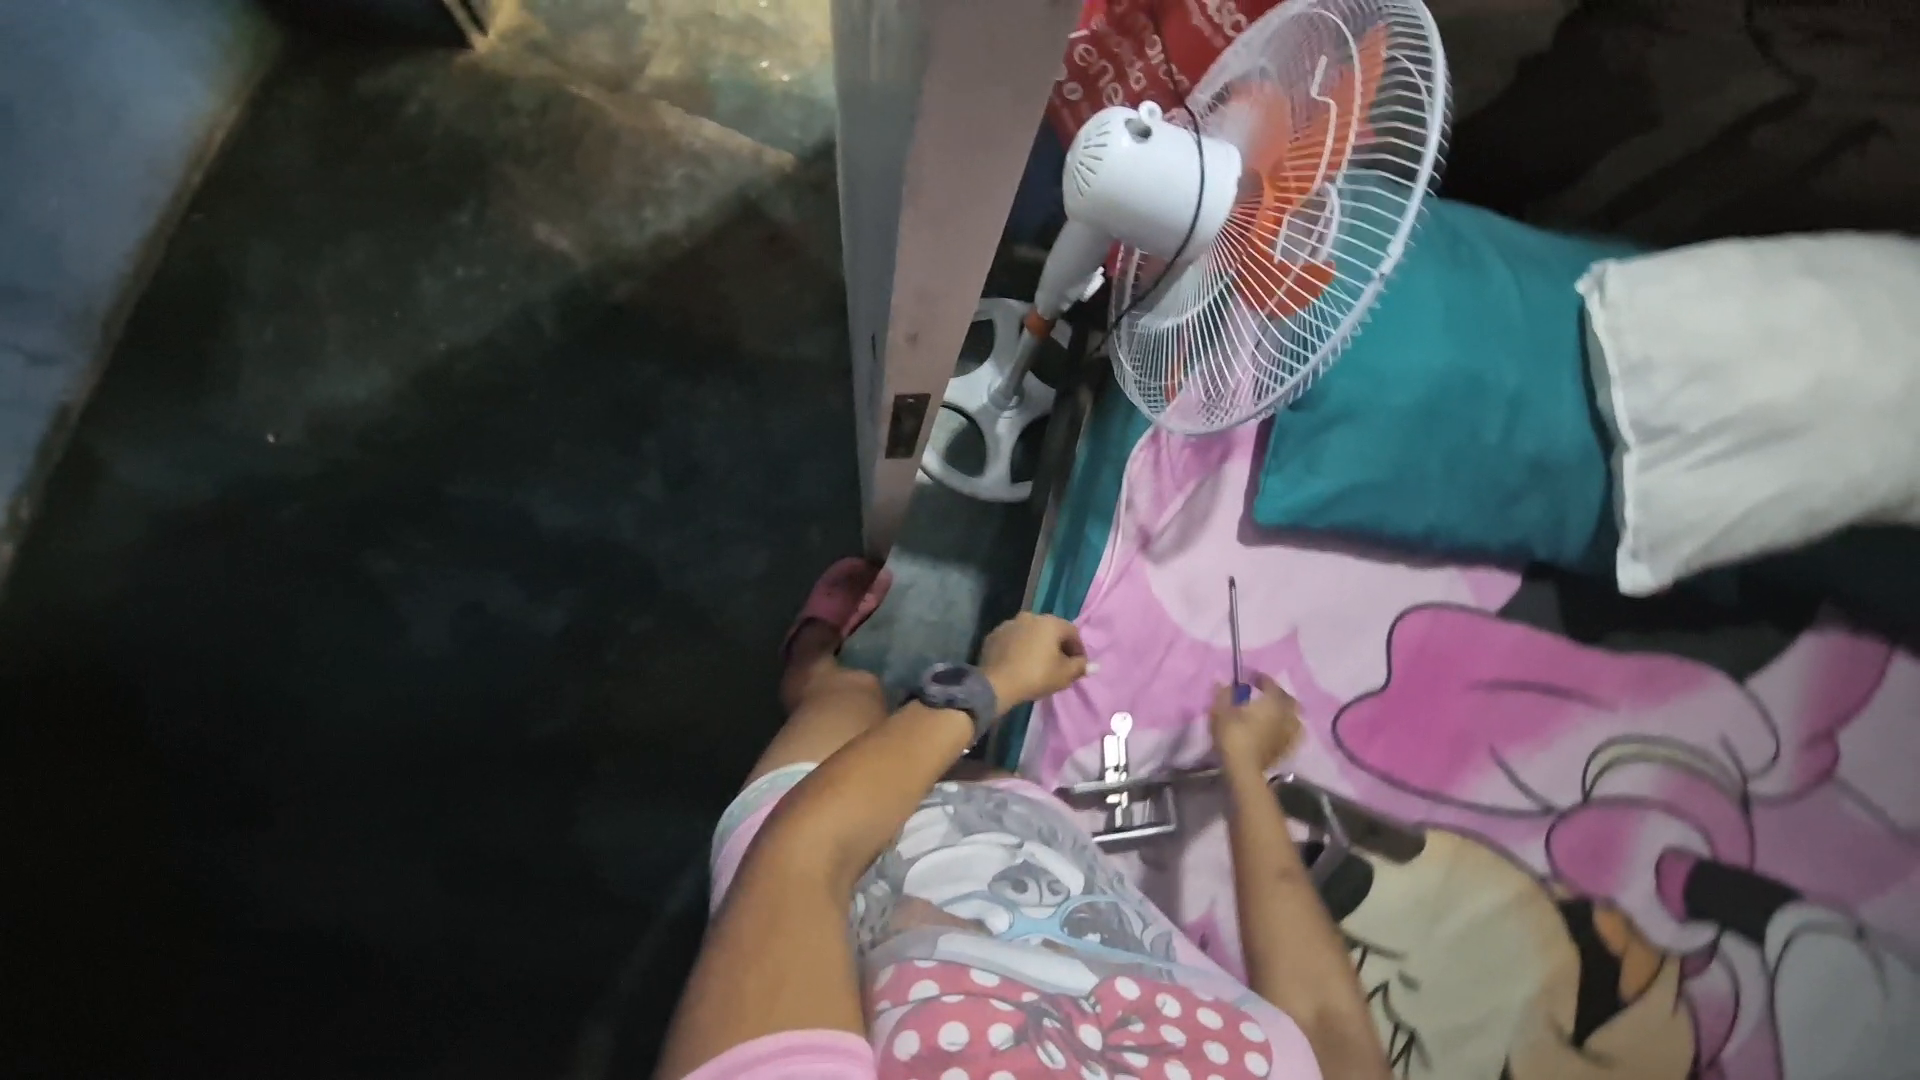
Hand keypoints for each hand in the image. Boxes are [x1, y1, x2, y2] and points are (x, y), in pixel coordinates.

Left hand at [978, 613, 1089, 707]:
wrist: (997, 683)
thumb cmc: (1036, 676)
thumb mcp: (1064, 675)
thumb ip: (1080, 667)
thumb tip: (1093, 665)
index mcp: (1050, 622)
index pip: (1072, 632)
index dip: (1078, 649)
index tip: (1078, 665)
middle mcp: (1030, 616)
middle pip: (1050, 630)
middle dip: (1057, 645)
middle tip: (1059, 665)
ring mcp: (1009, 624)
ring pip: (1030, 633)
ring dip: (1037, 645)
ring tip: (1038, 664)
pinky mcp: (994, 634)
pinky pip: (1013, 639)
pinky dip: (1019, 648)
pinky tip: (1019, 663)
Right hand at [1210, 674, 1301, 772]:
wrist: (1244, 768)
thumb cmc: (1233, 735)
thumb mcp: (1221, 711)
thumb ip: (1224, 694)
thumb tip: (1222, 682)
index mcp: (1272, 703)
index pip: (1271, 685)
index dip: (1262, 679)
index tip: (1251, 677)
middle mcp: (1286, 715)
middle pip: (1288, 700)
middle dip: (1278, 694)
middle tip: (1265, 694)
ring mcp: (1290, 733)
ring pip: (1294, 717)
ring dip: (1286, 711)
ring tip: (1274, 712)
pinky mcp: (1288, 749)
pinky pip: (1293, 733)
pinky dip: (1287, 728)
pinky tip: (1278, 730)